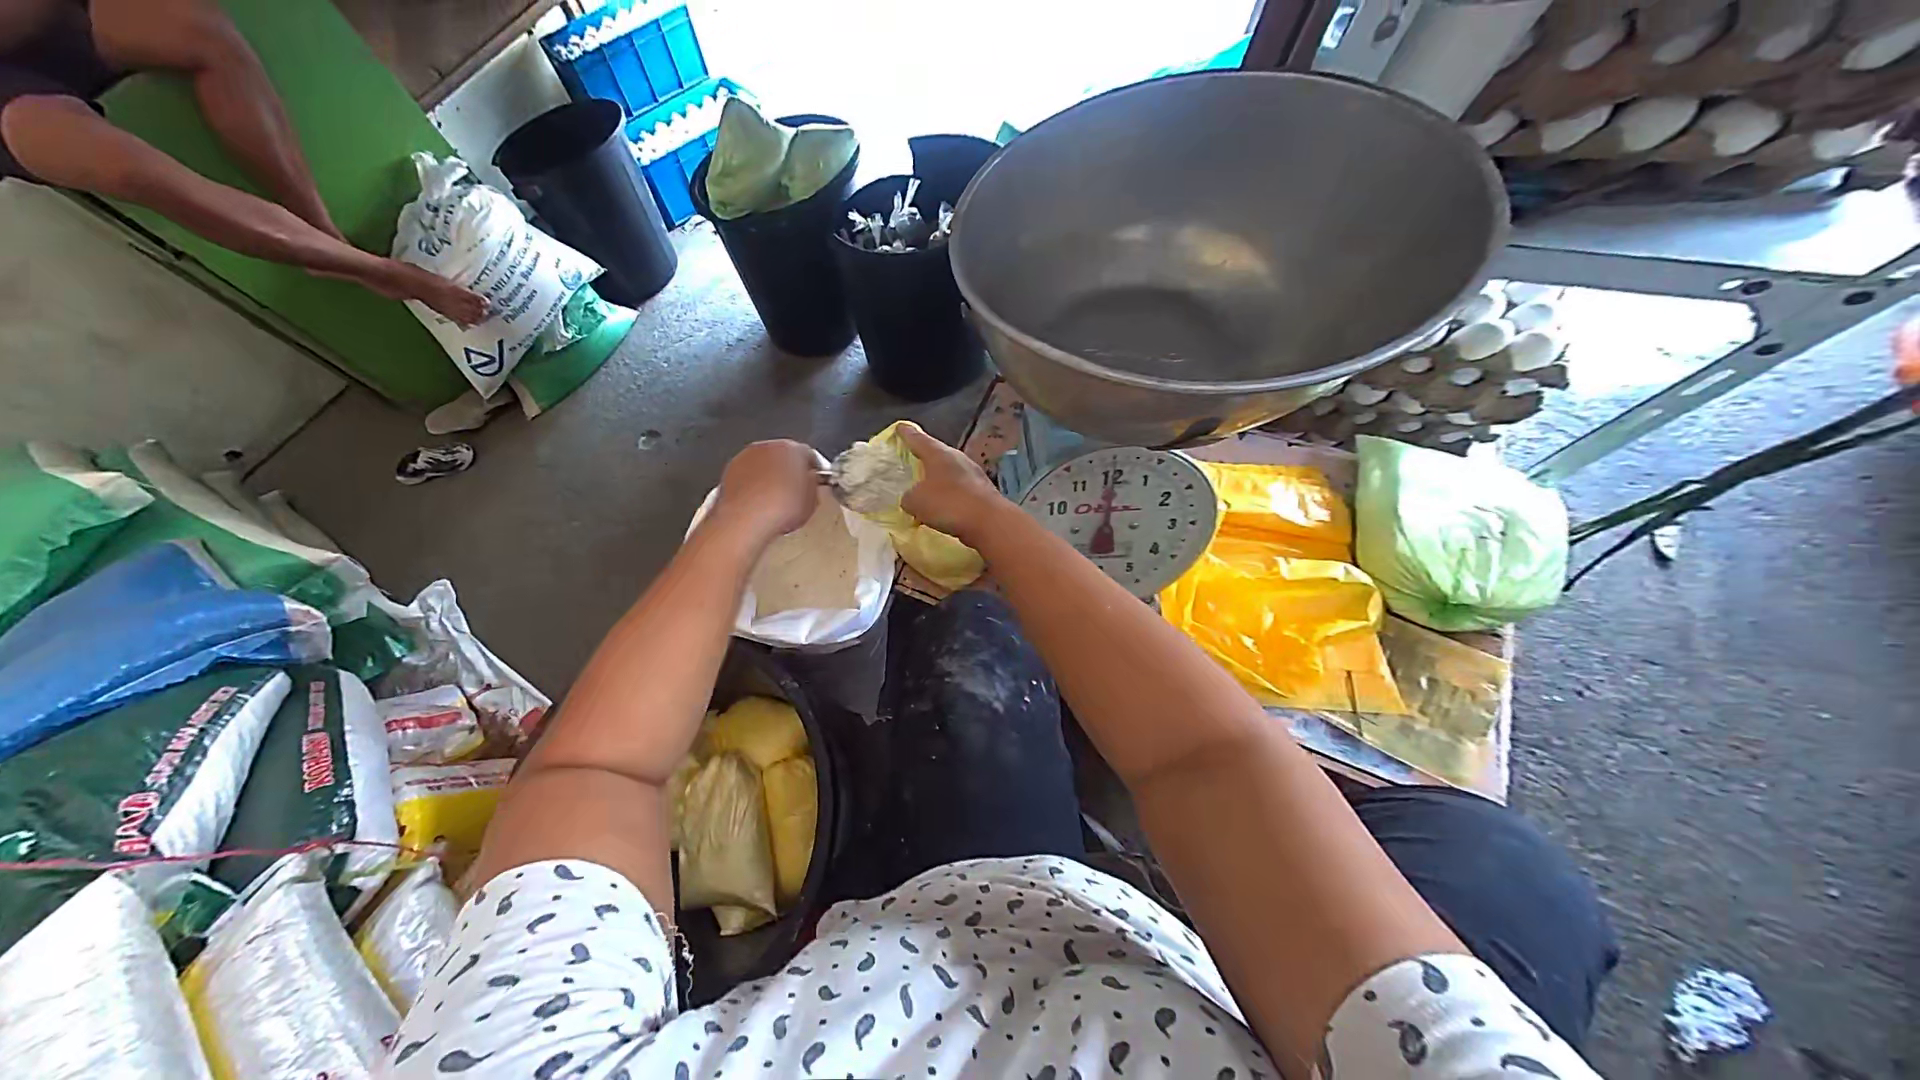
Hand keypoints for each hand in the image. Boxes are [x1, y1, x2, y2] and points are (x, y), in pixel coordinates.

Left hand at [713, 440, 821, 541]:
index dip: (814, 470)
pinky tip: (758, 501)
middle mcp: (768, 447)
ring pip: (764, 463)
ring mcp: (747, 457)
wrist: (746, 519)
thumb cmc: (778, 508)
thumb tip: (811, 483)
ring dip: (770, 476)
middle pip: (784, 455)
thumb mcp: (812, 501)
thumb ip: (814, 485)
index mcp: (793, 449)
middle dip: (790, 471)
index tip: (815, 481)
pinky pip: (748, 474)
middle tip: (795, 491)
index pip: (809, 454)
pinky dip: (754, 483)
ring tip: (775, 499)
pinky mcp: (730, 470)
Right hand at [896, 423, 1004, 540]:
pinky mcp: (982, 492)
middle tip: (912, 459)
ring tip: (925, 487)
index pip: (918, 438)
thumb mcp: (916, 502)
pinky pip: (959, 489)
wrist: (990, 522)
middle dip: (924, 456)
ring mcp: (973, 474)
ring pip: (949, 472)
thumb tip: (911, 498)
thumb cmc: (949, 504)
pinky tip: (944, 507)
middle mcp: (957, 458)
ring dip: (938, 479)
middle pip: (936, 453)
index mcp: (938, 454)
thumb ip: (909, 497)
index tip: (900, 427)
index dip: (907, 433)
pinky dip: (949, 495)